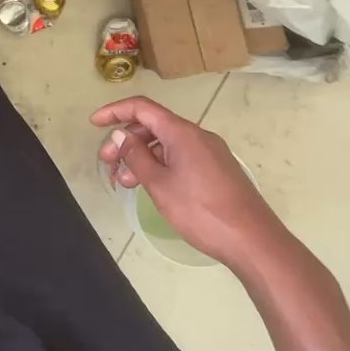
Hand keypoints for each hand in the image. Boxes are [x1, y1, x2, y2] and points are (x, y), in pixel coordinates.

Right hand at [92, 97, 292, 271]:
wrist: (255, 242)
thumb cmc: (201, 211)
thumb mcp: (159, 184)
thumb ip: (135, 156)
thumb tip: (121, 136)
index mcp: (182, 132)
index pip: (141, 108)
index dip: (114, 111)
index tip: (94, 123)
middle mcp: (197, 136)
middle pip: (152, 126)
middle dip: (125, 140)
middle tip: (107, 162)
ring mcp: (210, 153)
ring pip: (166, 144)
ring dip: (141, 156)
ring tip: (124, 181)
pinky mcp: (217, 170)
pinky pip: (180, 157)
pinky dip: (160, 165)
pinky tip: (151, 186)